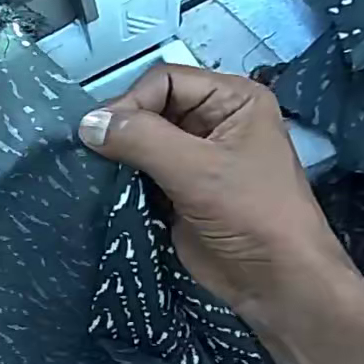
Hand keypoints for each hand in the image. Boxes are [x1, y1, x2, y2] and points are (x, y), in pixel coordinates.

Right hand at [78, 63, 357, 326]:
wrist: (276, 283)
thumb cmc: (253, 216)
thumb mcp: (200, 171)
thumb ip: (144, 141)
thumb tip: (86, 123)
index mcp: (231, 99)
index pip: (166, 80)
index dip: (132, 101)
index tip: (102, 134)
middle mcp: (212, 122)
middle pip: (151, 109)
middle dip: (123, 129)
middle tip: (92, 154)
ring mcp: (194, 159)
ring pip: (143, 143)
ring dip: (118, 157)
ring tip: (93, 172)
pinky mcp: (179, 192)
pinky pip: (142, 175)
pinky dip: (123, 181)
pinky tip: (103, 189)